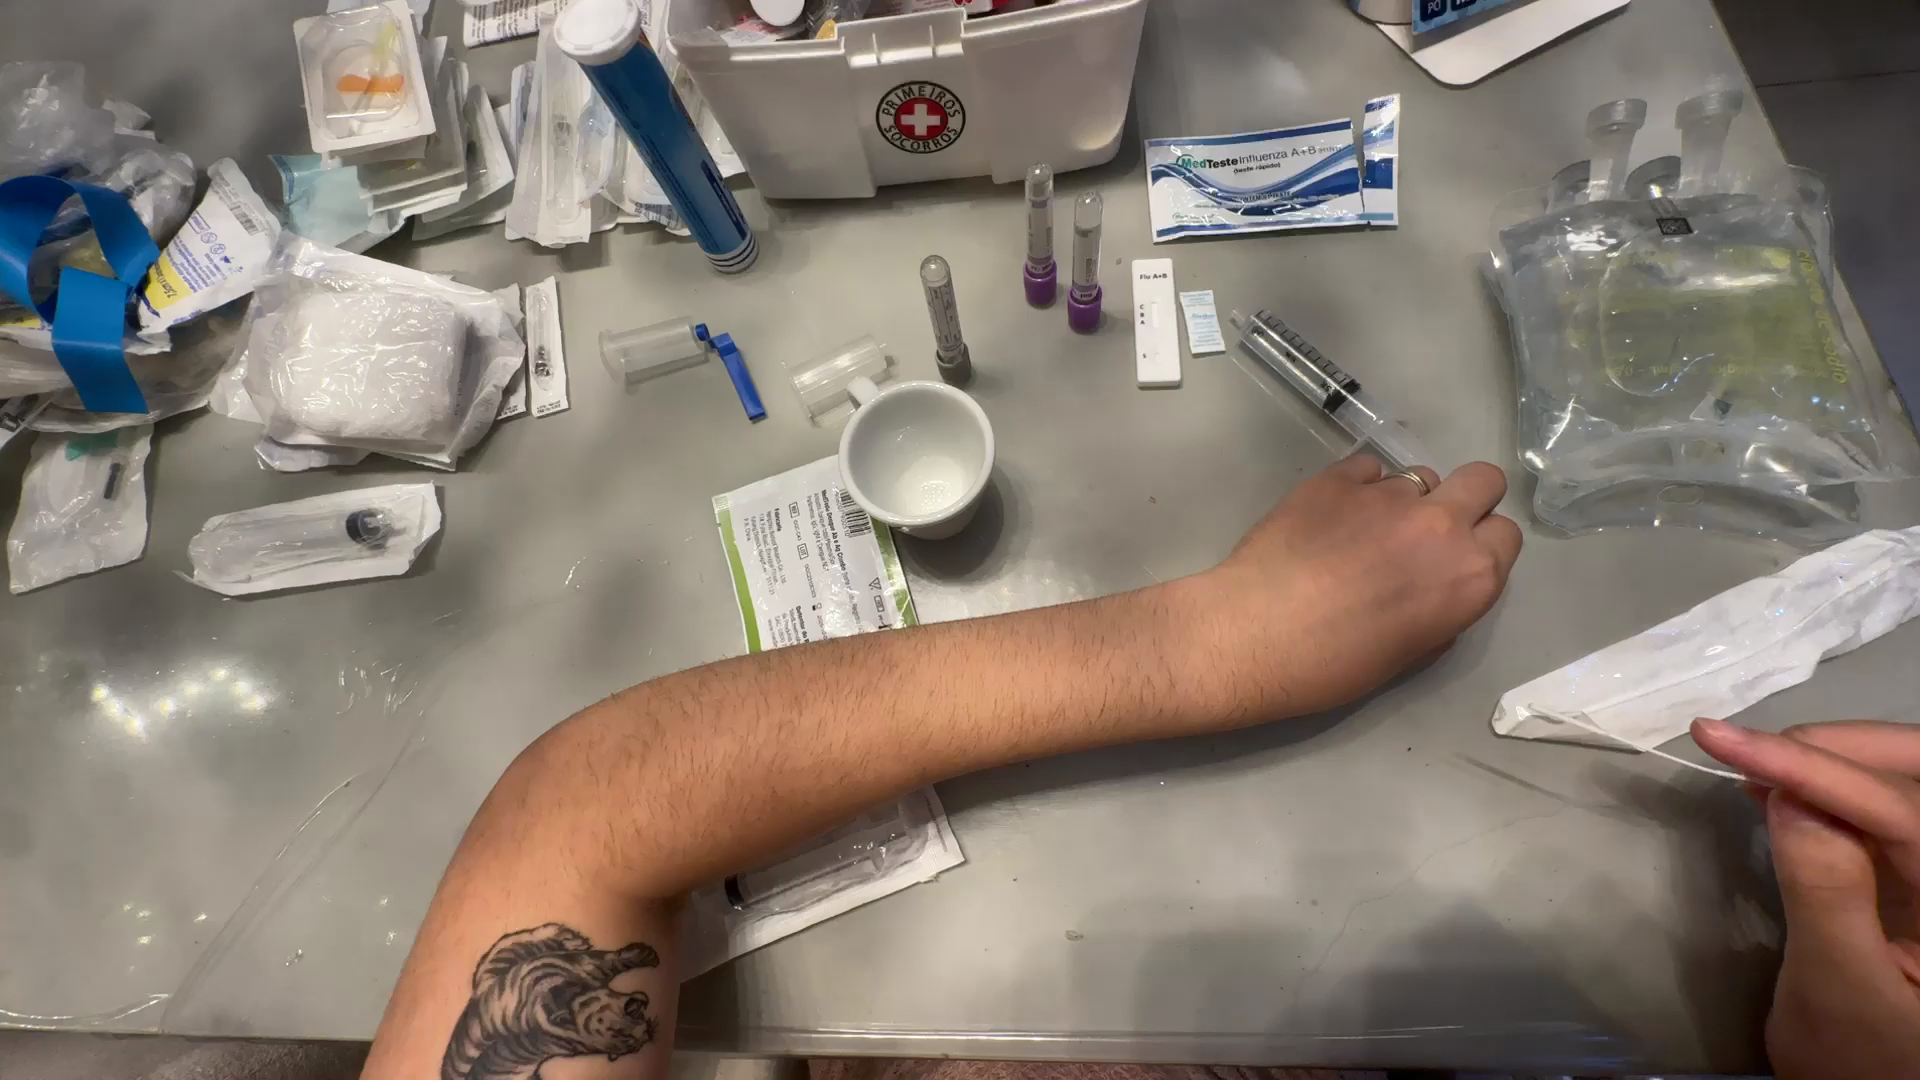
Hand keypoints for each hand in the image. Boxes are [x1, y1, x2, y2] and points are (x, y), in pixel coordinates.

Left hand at [1180, 454, 1522, 720]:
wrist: (1253, 633)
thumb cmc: (1330, 665)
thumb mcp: (1409, 654)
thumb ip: (1440, 609)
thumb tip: (1436, 588)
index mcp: (1471, 576)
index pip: (1504, 535)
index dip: (1477, 544)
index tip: (1447, 558)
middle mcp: (1440, 526)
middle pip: (1481, 481)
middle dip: (1461, 499)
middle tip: (1419, 529)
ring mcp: (1384, 496)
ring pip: (1416, 476)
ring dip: (1398, 499)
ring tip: (1356, 529)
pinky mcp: (1333, 480)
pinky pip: (1364, 467)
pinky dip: (1353, 485)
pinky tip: (1325, 513)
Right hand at [1692, 718, 1919, 1079]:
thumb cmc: (1862, 1055)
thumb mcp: (1840, 984)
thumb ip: (1825, 891)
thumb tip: (1786, 798)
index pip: (1909, 815)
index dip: (1813, 768)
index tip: (1715, 735)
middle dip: (1838, 747)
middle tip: (1746, 746)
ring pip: (1911, 779)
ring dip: (1834, 758)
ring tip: (1755, 764)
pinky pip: (1895, 803)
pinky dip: (1835, 781)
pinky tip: (1784, 785)